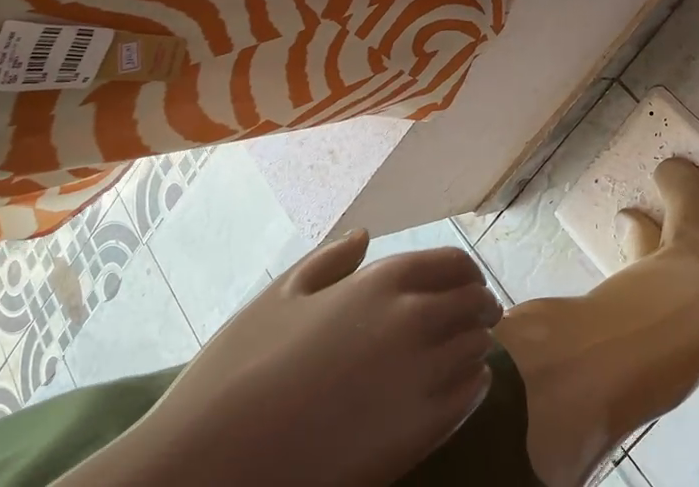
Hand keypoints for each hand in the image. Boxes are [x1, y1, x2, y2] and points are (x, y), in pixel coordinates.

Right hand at [68, 230, 503, 486]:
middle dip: (477, 306)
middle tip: (470, 317)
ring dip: (474, 344)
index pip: (456, 265)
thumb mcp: (279, 299)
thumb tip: (364, 234)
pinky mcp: (426, 429)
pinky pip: (473, 394)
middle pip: (475, 303)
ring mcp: (425, 376)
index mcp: (383, 282)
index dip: (465, 273)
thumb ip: (330, 261)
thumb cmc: (240, 372)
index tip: (464, 285)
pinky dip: (473, 383)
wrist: (219, 464)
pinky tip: (458, 384)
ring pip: (479, 347)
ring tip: (459, 351)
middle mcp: (416, 320)